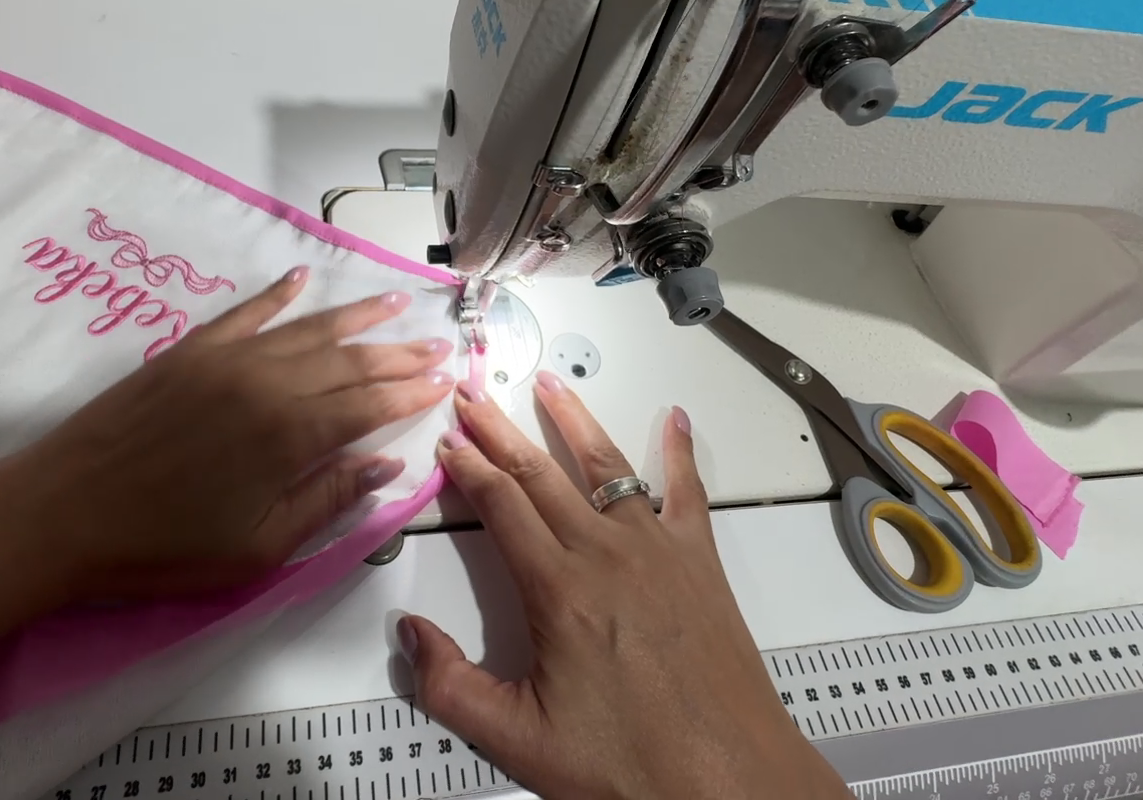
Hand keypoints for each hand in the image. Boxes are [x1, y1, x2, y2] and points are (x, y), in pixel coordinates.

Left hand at [4, 266, 454, 600]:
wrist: (63, 512)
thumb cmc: (165, 547)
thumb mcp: (258, 549)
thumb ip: (327, 500)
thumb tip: (386, 465)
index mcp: (290, 434)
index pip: (370, 405)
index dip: (411, 392)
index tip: (446, 380)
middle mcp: (269, 382)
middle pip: (350, 360)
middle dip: (399, 353)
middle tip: (439, 343)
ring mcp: (230, 358)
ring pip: (309, 328)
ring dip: (357, 315)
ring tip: (396, 303)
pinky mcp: (193, 349)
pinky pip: (248, 312)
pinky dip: (278, 294)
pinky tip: (303, 278)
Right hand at [398, 375, 848, 799]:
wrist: (733, 784)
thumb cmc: (631, 766)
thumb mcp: (520, 741)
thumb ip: (451, 686)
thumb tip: (408, 632)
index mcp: (557, 588)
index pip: (500, 504)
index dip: (468, 465)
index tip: (448, 439)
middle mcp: (604, 552)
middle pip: (539, 471)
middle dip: (499, 428)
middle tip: (473, 395)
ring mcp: (656, 547)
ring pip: (605, 463)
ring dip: (572, 418)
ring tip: (549, 382)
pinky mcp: (698, 558)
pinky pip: (687, 490)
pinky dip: (680, 451)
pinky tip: (676, 419)